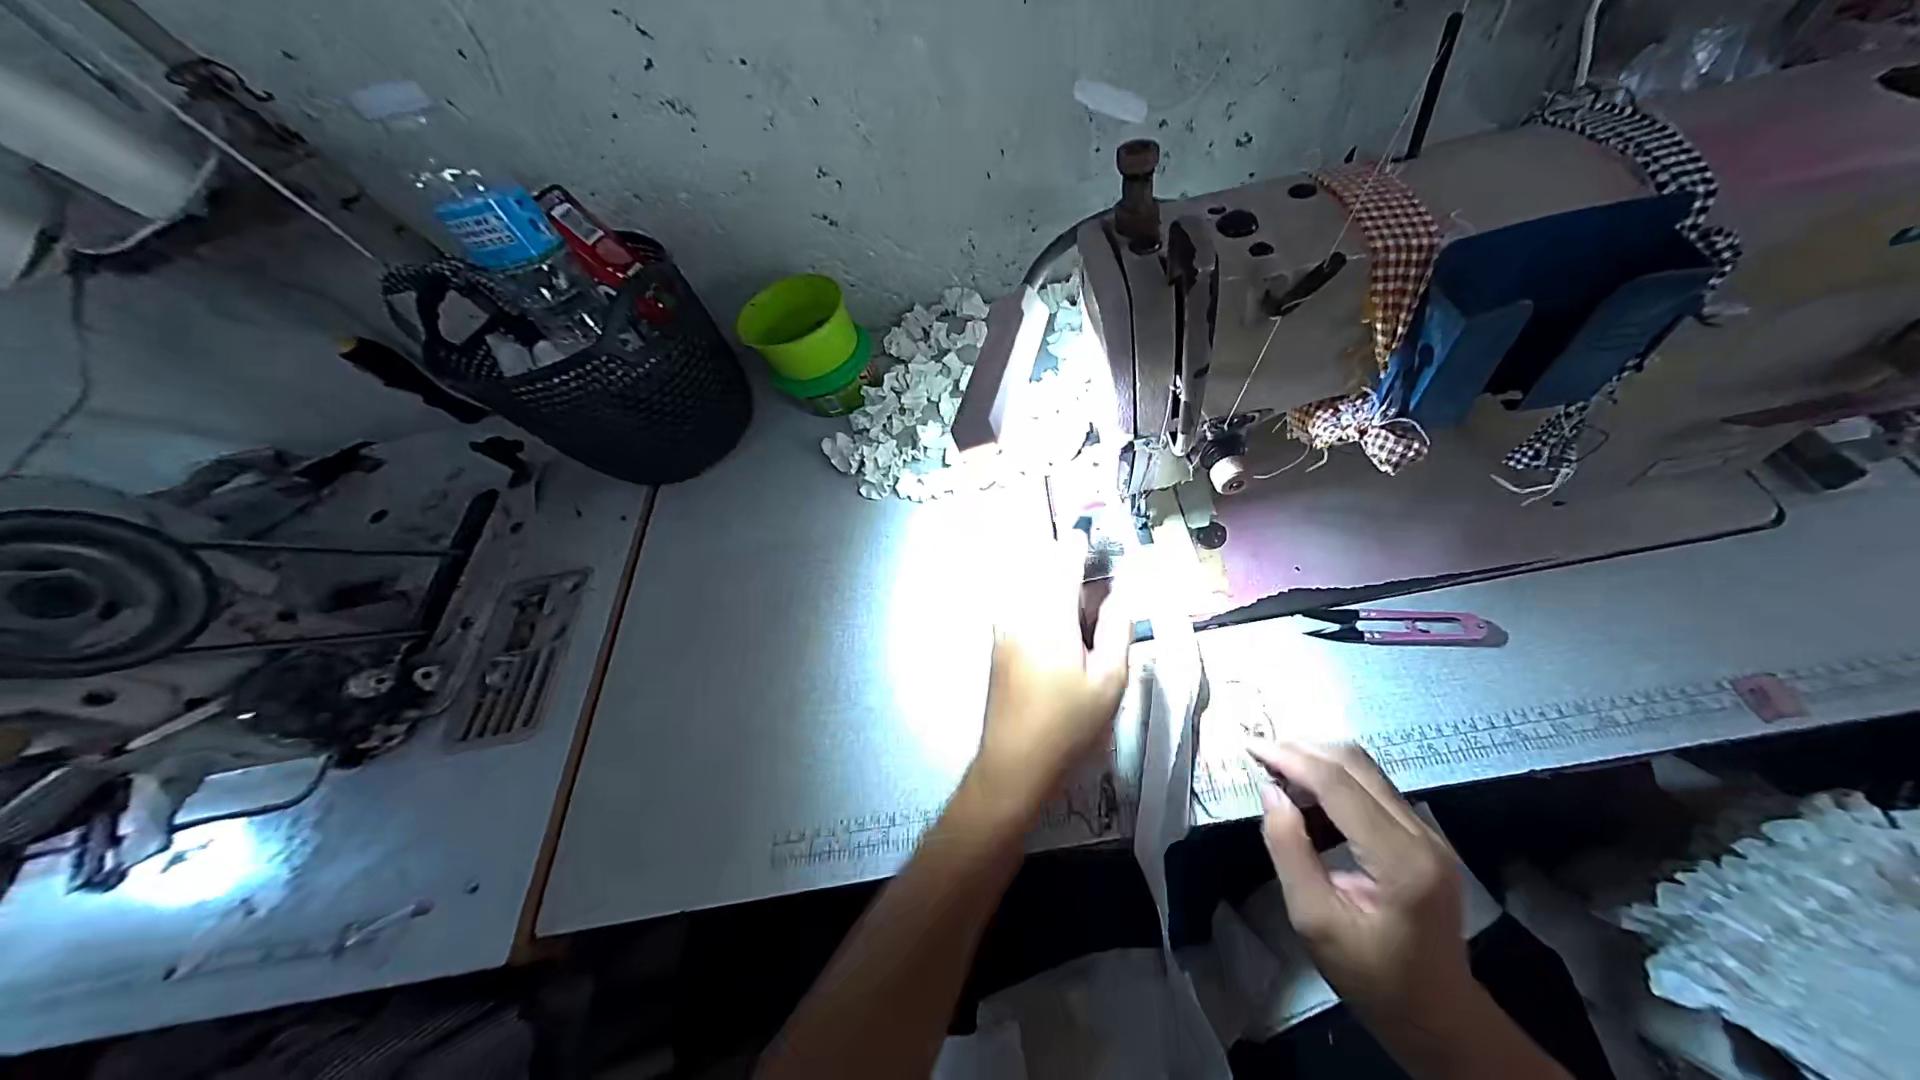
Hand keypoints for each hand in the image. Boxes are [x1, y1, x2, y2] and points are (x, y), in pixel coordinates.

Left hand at [970, 541, 1129, 812]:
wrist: (1014, 762)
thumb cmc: (1068, 724)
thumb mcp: (1109, 681)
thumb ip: (1117, 630)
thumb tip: (1120, 594)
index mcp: (1049, 616)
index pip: (1062, 564)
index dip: (1077, 544)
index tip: (1089, 531)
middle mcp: (1019, 613)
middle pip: (1039, 569)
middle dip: (1062, 562)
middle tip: (1088, 571)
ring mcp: (1002, 628)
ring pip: (1026, 586)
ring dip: (1048, 580)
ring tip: (1076, 600)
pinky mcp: (996, 644)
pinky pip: (1017, 604)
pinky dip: (1036, 598)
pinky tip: (1056, 623)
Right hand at [1249, 740, 1475, 1034]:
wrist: (1439, 1016)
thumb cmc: (1372, 977)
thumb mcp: (1315, 921)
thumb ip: (1290, 851)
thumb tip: (1271, 792)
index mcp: (1400, 860)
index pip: (1339, 786)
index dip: (1292, 759)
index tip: (1251, 747)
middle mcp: (1423, 836)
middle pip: (1358, 764)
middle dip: (1304, 750)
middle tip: (1260, 754)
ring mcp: (1429, 835)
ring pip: (1367, 770)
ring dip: (1318, 761)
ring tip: (1277, 771)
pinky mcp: (1424, 838)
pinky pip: (1374, 788)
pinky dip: (1334, 779)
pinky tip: (1307, 794)